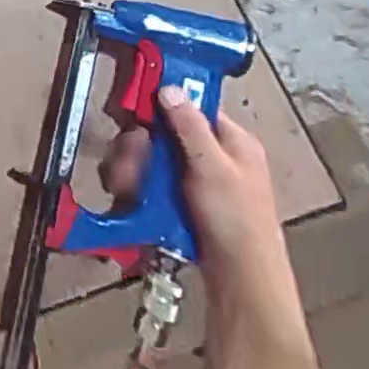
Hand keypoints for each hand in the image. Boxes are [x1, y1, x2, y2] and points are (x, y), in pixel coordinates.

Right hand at [99, 87, 287, 284]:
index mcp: (232, 141)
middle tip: (131, 160)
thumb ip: (190, 127)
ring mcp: (193, 178)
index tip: (133, 109)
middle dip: (139, 146)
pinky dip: (136, 186)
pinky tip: (130, 197)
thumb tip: (169, 87)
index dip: (162, 103)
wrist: (239, 281)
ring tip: (128, 187)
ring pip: (149, 156)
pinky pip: (148, 179)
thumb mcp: (214, 168)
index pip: (192, 105)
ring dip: (132, 168)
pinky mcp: (177, 199)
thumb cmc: (235, 220)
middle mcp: (211, 154)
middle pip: (161, 131)